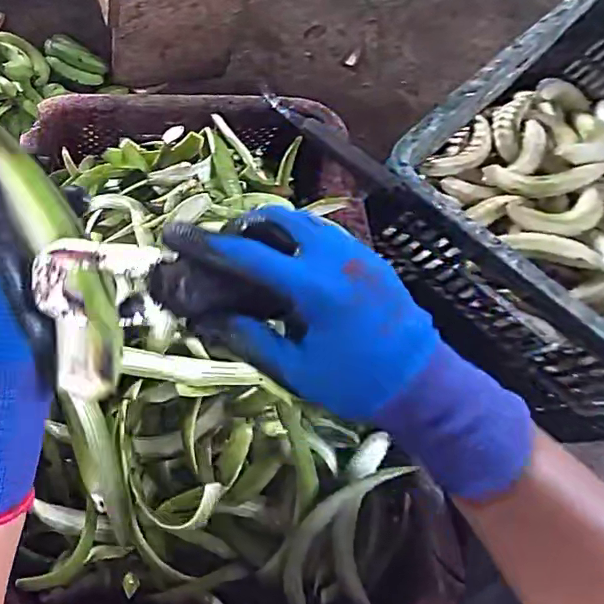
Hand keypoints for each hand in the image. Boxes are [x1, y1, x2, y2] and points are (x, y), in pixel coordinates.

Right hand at [161, 205, 533, 498]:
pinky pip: (324, 232)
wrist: (427, 385)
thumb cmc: (357, 384)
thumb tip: (206, 321)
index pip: (247, 254)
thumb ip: (249, 338)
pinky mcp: (370, 257)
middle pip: (277, 217)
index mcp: (315, 287)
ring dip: (272, 228)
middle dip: (243, 225)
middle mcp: (336, 257)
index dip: (205, 245)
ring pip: (303, 220)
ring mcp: (357, 252)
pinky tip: (290, 264)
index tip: (175, 235)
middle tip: (222, 246)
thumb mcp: (296, 369)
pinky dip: (297, 237)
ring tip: (253, 252)